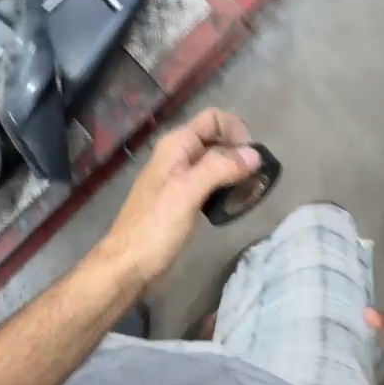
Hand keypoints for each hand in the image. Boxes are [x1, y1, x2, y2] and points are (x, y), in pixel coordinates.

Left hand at [91, 109, 261, 286]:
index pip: (213, 118)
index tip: (252, 159)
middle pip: (216, 139)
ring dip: (234, 172)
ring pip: (214, 162)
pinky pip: (209, 183)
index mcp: (176, 145)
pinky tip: (233, 205)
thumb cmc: (155, 226)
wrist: (126, 266)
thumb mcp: (188, 192)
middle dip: (239, 153)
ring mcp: (178, 178)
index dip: (236, 131)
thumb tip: (254, 154)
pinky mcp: (182, 200)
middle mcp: (177, 155)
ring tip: (249, 194)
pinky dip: (224, 188)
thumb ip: (219, 168)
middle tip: (256, 180)